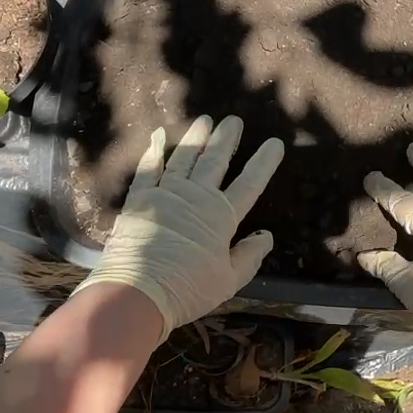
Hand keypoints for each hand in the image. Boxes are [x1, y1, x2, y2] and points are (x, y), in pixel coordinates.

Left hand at [74, 115, 283, 339]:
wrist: (137, 292)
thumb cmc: (188, 289)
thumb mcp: (229, 281)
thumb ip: (250, 256)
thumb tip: (267, 236)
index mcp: (222, 216)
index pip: (250, 182)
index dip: (264, 162)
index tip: (275, 143)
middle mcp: (197, 197)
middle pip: (216, 161)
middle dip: (227, 138)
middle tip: (234, 120)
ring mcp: (166, 194)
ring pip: (185, 157)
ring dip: (196, 138)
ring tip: (205, 120)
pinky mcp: (140, 199)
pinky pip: (149, 168)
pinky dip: (155, 151)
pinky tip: (159, 137)